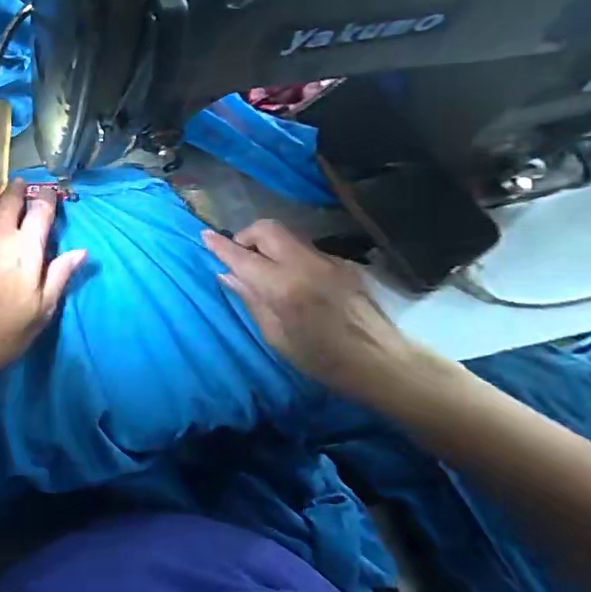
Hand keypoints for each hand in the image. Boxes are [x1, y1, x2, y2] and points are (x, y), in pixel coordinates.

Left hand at [0, 179, 87, 384]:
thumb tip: (81, 252)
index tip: (52, 193)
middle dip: (19, 190)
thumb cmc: (4, 330)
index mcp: (25, 248)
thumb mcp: (42, 309)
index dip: (48, 198)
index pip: (41, 210)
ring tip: (0, 198)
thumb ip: (60, 275)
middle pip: (9, 199)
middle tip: (23, 186)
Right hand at [202, 220, 432, 404]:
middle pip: (267, 229)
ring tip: (263, 269)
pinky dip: (290, 257)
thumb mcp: (277, 337)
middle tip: (238, 255)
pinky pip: (306, 250)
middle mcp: (305, 263)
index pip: (243, 256)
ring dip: (268, 245)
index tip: (205, 235)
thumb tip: (228, 275)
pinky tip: (293, 281)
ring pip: (288, 237)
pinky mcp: (343, 264)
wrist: (385, 362)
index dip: (221, 245)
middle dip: (247, 236)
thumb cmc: (324, 359)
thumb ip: (252, 300)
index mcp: (284, 285)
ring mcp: (328, 260)